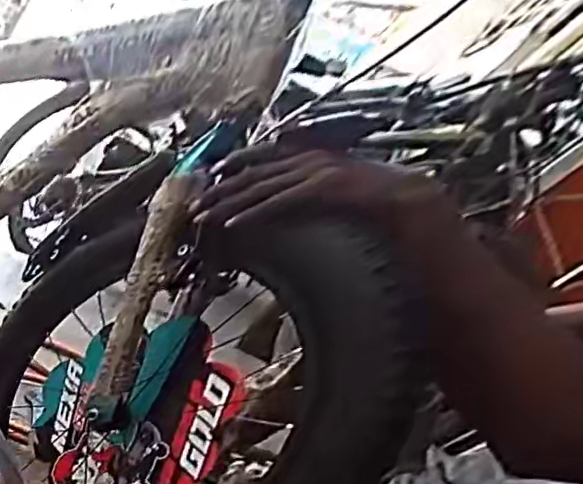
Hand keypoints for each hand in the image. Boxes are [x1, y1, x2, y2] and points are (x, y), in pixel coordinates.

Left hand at [193, 146, 458, 244]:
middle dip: (217, 191)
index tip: (208, 173)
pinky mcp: (322, 187)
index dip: (234, 161)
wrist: (396, 196)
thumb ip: (288, 185)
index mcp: (306, 154)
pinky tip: (231, 225)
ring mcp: (315, 171)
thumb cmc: (352, 195)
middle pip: (252, 174)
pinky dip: (252, 214)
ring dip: (226, 205)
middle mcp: (308, 159)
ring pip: (259, 189)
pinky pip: (277, 202)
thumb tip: (256, 197)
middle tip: (191, 205)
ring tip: (201, 218)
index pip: (262, 155)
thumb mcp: (315, 185)